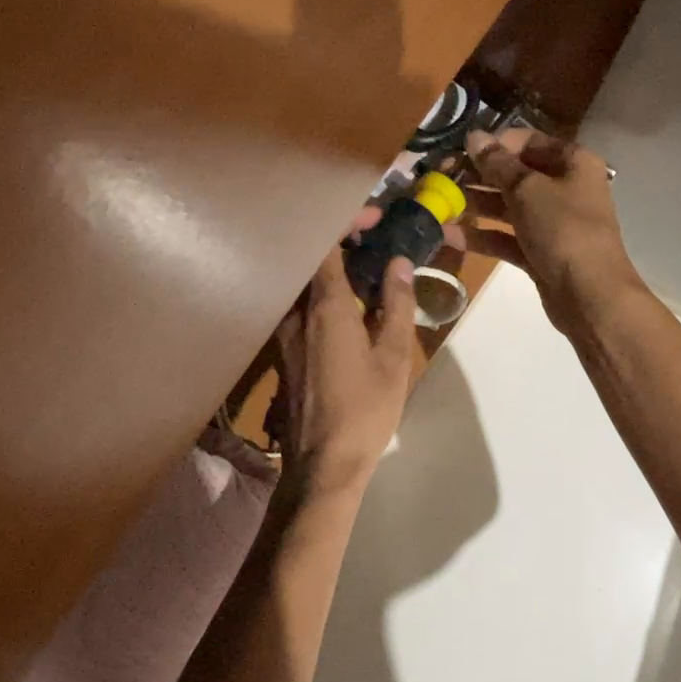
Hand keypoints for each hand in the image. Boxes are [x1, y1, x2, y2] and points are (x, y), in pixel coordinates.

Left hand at [266, 209, 417, 498]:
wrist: (322, 463)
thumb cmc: (365, 411)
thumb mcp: (394, 359)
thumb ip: (398, 306)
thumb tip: (399, 264)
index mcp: (326, 308)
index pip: (327, 245)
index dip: (348, 221)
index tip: (375, 218)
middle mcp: (296, 314)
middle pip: (311, 262)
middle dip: (341, 243)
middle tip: (373, 243)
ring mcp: (283, 336)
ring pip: (303, 287)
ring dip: (330, 273)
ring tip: (363, 276)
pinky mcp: (282, 356)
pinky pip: (299, 310)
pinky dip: (320, 299)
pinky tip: (345, 315)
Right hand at [461, 129, 643, 328]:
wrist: (589, 295)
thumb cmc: (563, 230)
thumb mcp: (528, 189)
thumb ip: (497, 164)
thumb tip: (474, 137)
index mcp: (572, 163)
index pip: (529, 142)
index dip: (495, 143)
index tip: (462, 150)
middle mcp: (565, 189)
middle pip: (516, 175)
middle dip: (479, 176)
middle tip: (442, 178)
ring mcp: (552, 224)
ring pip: (509, 208)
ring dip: (476, 206)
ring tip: (440, 206)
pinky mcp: (540, 254)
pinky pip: (508, 238)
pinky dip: (483, 236)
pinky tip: (450, 236)